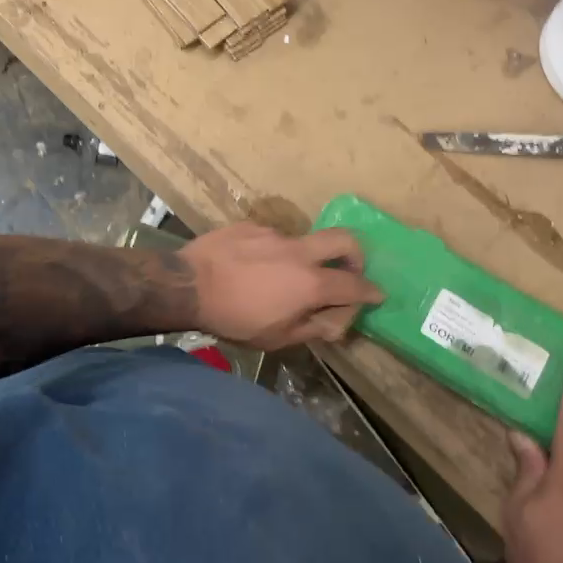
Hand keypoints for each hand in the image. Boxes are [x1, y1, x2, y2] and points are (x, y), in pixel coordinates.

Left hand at [178, 224, 383, 349]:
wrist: (186, 285)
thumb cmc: (233, 318)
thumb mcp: (277, 337)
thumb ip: (314, 327)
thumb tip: (336, 321)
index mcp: (310, 283)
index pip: (355, 284)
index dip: (370, 291)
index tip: (376, 295)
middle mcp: (297, 251)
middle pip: (343, 239)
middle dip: (355, 254)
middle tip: (347, 270)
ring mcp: (271, 233)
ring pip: (300, 240)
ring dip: (302, 258)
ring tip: (280, 278)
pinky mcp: (246, 225)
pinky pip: (269, 238)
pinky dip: (270, 252)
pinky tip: (252, 266)